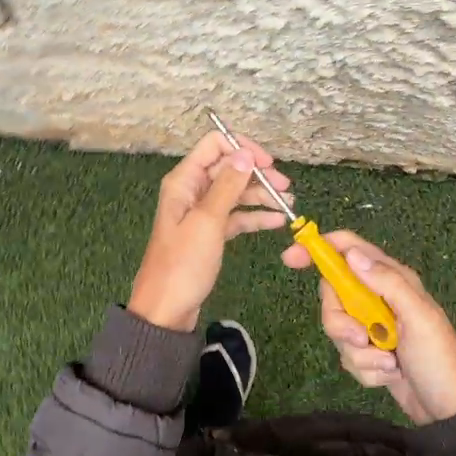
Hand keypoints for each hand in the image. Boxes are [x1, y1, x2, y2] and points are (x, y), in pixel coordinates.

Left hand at [126, 131, 292, 330]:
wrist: (165, 311)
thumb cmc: (183, 263)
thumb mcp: (208, 221)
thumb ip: (228, 185)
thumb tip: (245, 153)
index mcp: (185, 180)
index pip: (214, 145)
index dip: (242, 148)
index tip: (268, 163)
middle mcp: (192, 190)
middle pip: (228, 168)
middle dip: (257, 174)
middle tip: (286, 186)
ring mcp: (201, 212)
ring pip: (235, 192)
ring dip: (261, 195)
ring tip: (289, 204)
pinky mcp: (210, 233)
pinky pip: (235, 215)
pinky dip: (255, 216)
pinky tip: (277, 221)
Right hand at [281, 231, 455, 424]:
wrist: (450, 411)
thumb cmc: (438, 358)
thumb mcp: (417, 316)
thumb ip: (385, 281)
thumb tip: (351, 253)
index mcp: (391, 278)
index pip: (347, 249)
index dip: (318, 248)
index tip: (291, 257)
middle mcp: (377, 297)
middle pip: (333, 295)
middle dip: (340, 321)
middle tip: (360, 337)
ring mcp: (372, 326)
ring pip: (338, 328)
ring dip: (359, 352)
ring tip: (386, 363)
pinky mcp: (369, 353)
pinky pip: (348, 355)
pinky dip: (366, 369)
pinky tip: (389, 374)